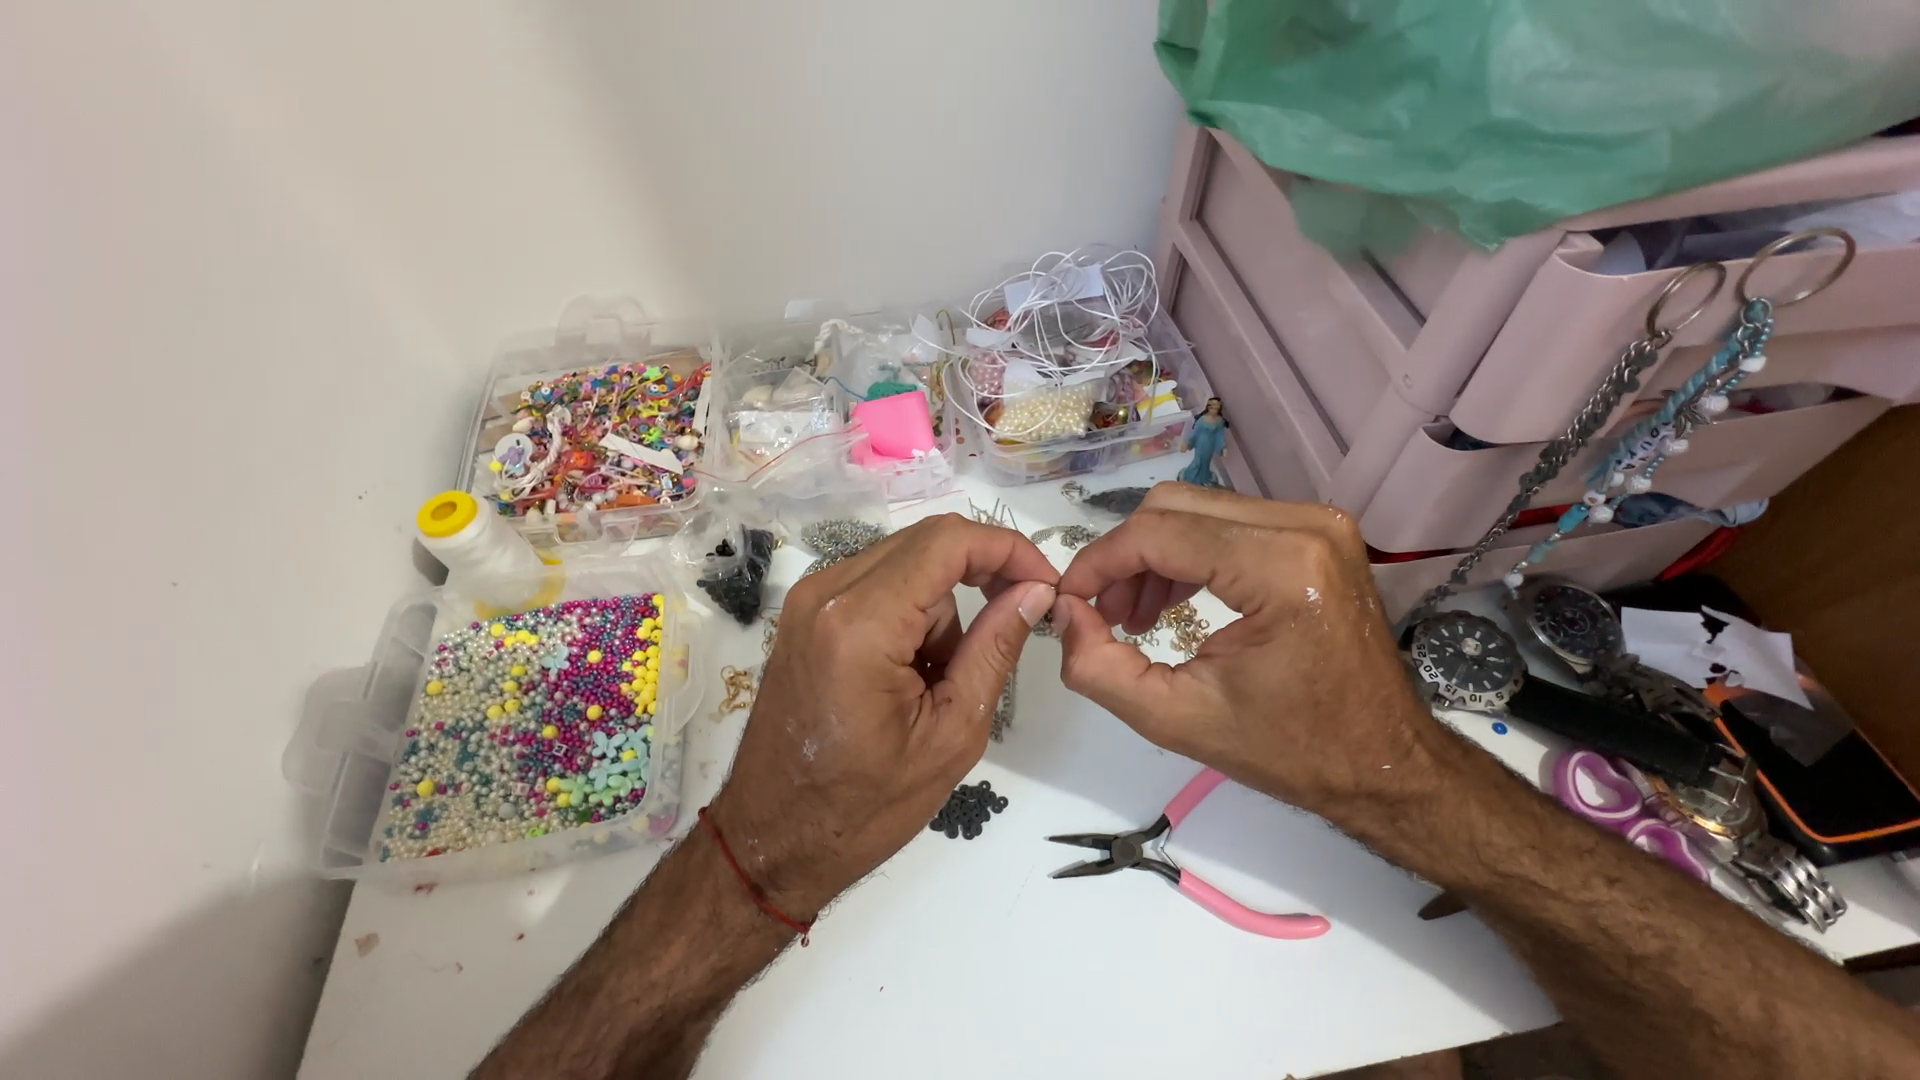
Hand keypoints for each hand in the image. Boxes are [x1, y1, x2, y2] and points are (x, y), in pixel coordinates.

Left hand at [707, 515, 1058, 919]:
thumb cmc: (866, 805)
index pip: (948, 542)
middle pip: (926, 541)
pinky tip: (909, 671)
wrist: (773, 838)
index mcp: (861, 621)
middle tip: (1016, 617)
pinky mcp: (804, 615)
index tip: (1045, 583)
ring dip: (941, 604)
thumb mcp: (952, 731)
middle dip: (980, 571)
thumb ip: (996, 646)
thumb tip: (1035, 589)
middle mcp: (827, 592)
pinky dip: (909, 612)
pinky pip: (876, 584)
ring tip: (938, 679)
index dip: (1008, 549)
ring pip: (904, 563)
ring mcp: (809, 600)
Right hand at [1052, 484, 1435, 816]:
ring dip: (1151, 555)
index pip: (1156, 534)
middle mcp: (1304, 525)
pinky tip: (1172, 601)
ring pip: (1195, 507)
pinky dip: (1186, 552)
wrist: (1384, 762)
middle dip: (1123, 558)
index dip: (1098, 564)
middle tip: (1105, 615)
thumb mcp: (1175, 720)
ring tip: (1136, 617)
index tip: (1069, 601)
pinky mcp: (1318, 531)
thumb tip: (1061, 611)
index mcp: (1280, 568)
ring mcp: (1318, 521)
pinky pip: (1226, 520)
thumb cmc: (1288, 751)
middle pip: (1171, 507)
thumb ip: (1098, 668)